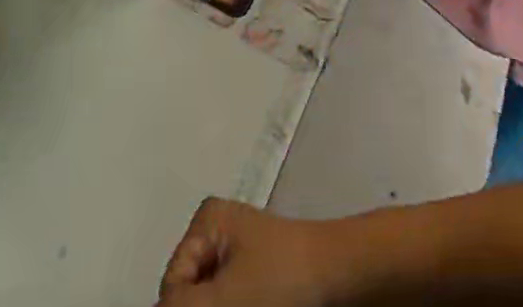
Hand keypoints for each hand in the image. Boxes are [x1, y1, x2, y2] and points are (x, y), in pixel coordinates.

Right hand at [158, 198, 357, 306]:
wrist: (348, 279)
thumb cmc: (284, 280)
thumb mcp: (226, 296)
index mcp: (207, 223)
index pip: (174, 280)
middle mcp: (221, 235)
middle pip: (194, 291)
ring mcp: (244, 259)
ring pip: (215, 299)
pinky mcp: (264, 283)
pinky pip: (236, 300)